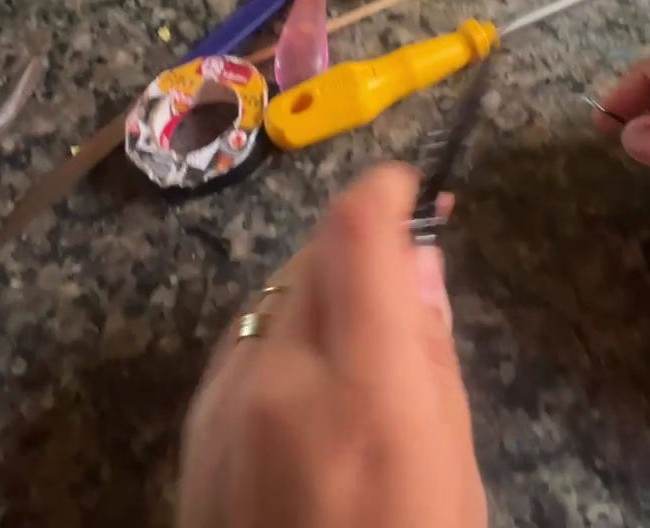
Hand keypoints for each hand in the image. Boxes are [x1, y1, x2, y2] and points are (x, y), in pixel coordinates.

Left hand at [176, 166, 484, 527]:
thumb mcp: (454, 463)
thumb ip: (428, 344)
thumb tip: (419, 255)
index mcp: (363, 392)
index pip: (356, 235)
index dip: (382, 189)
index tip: (408, 186)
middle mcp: (278, 381)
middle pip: (312, 252)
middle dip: (358, 245)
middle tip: (397, 274)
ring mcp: (223, 403)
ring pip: (276, 290)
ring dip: (319, 288)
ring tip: (357, 343)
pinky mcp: (195, 425)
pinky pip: (246, 338)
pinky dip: (283, 330)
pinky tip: (308, 382)